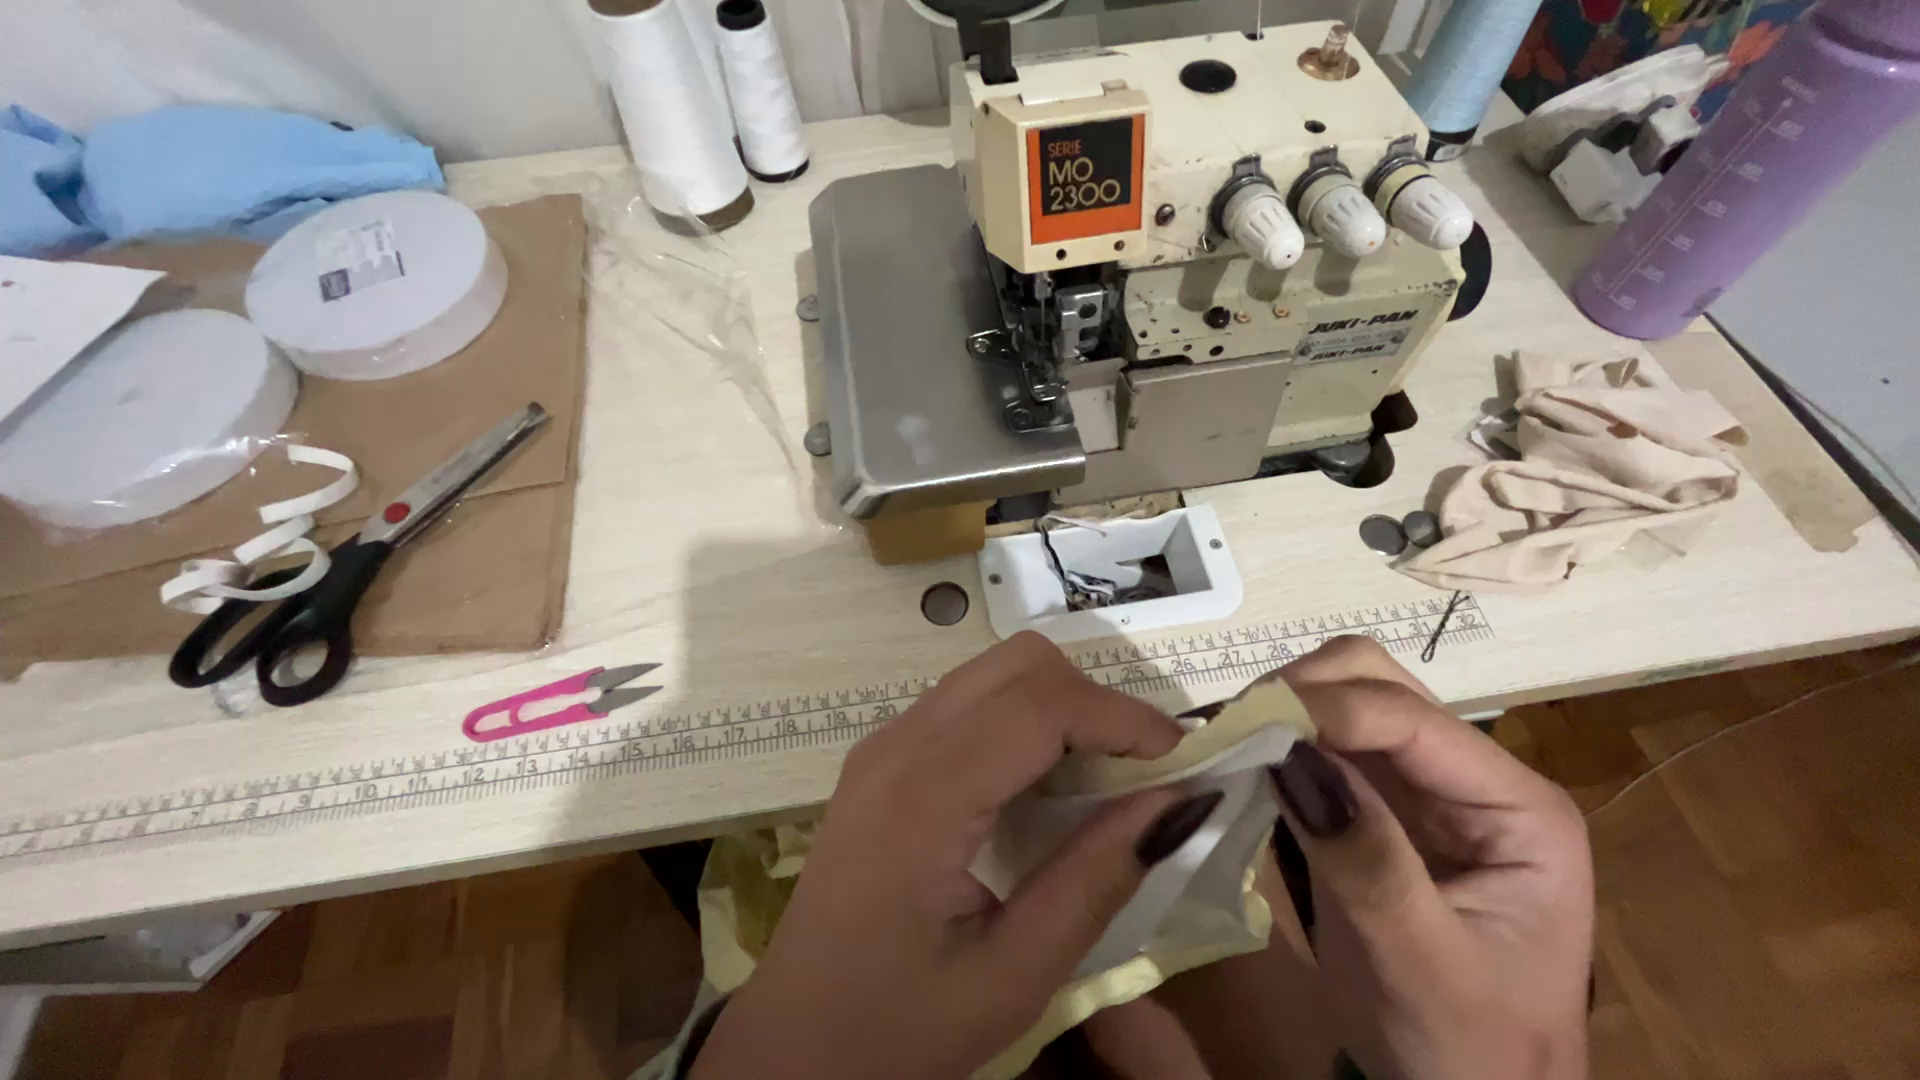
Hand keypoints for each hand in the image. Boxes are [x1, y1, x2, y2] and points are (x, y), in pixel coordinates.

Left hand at [688, 632, 1220, 1079]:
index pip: (1037, 708)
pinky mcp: (881, 758)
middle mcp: (896, 748)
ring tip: (1101, 774)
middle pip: (1015, 664)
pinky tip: (1042, 781)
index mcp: (921, 801)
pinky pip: (966, 701)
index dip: (1120, 717)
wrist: (792, 1045)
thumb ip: (1094, 881)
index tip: (1182, 757)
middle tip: (1140, 768)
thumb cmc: (896, 1028)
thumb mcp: (1011, 978)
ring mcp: (882, 746)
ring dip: (1059, 703)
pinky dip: (1022, 716)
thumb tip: (1176, 803)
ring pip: (990, 672)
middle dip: (1093, 698)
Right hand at [1267, 637, 1593, 1079]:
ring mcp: (1423, 787)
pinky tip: (1241, 764)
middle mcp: (1471, 777)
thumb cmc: (1469, 1049)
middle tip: (1232, 731)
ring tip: (1228, 745)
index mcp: (1516, 807)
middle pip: (1379, 682)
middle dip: (1302, 691)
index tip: (1241, 726)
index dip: (1324, 708)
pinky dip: (1276, 742)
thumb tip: (1290, 758)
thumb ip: (1366, 862)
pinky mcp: (1379, 805)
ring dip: (1283, 710)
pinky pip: (1321, 746)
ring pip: (1344, 700)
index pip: (1411, 718)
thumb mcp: (1423, 968)